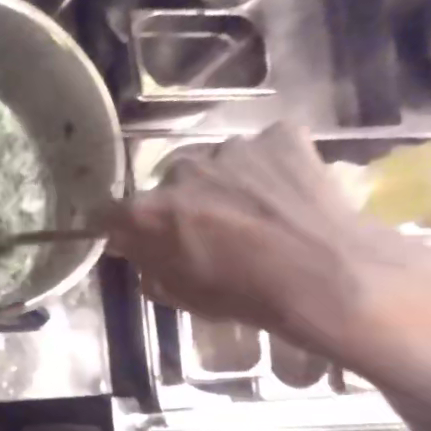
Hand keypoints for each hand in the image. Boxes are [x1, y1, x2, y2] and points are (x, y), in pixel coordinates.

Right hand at [103, 123, 430, 346]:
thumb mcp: (177, 291)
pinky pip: (261, 149)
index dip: (114, 225)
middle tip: (202, 226)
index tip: (124, 235)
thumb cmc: (240, 294)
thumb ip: (145, 261)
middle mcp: (179, 170)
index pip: (105, 211)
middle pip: (165, 183)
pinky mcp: (279, 136)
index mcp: (147, 213)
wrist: (325, 275)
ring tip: (250, 209)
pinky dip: (265, 166)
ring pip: (213, 164)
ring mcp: (231, 148)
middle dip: (176, 201)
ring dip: (220, 182)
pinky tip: (282, 191)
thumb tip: (134, 245)